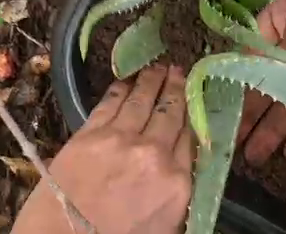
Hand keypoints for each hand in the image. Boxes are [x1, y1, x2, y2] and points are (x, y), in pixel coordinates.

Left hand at [15, 65, 194, 233]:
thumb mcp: (163, 227)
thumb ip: (175, 192)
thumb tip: (180, 165)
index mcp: (176, 184)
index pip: (191, 139)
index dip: (192, 115)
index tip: (195, 99)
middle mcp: (153, 154)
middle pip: (170, 113)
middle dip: (176, 89)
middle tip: (179, 71)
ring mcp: (120, 139)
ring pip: (142, 99)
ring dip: (152, 79)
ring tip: (158, 67)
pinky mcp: (90, 133)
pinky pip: (111, 102)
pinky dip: (122, 87)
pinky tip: (127, 80)